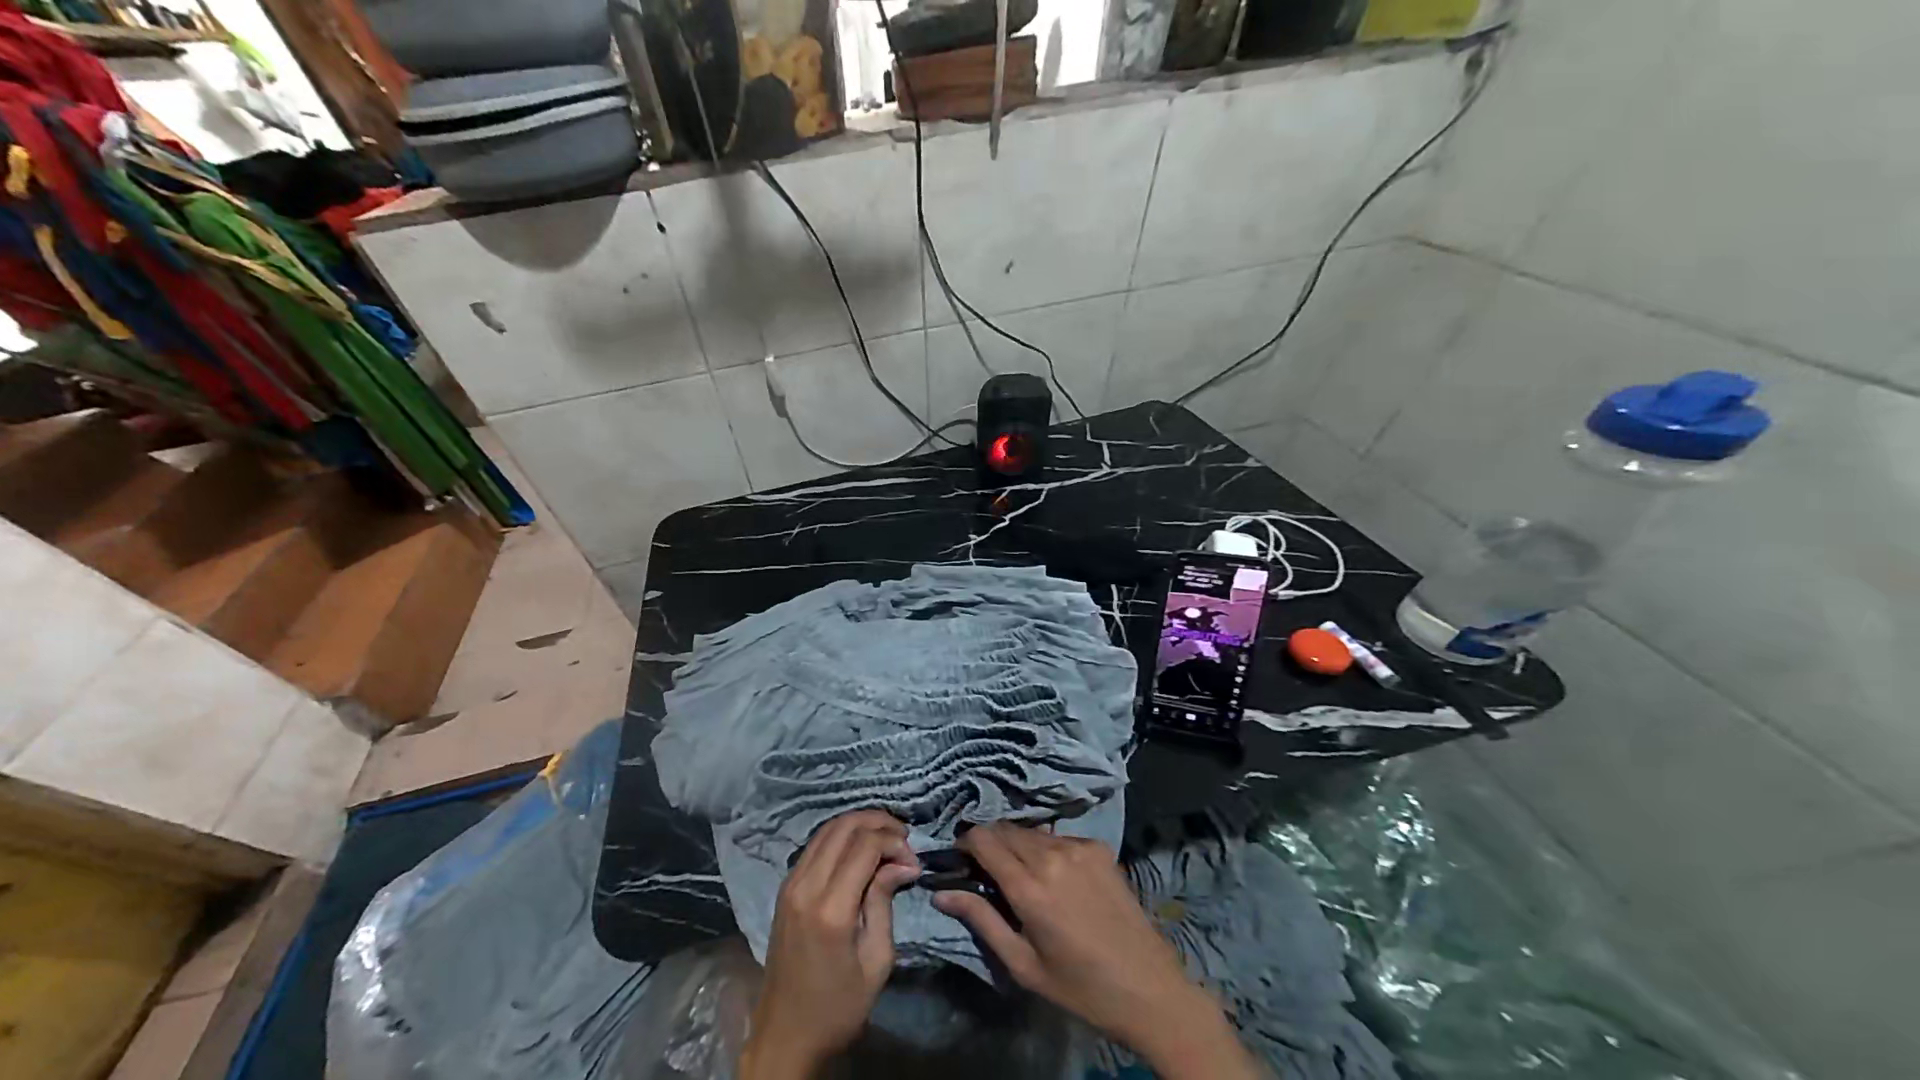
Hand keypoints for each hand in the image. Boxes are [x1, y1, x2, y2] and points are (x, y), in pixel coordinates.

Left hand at [739, 810, 919, 1079]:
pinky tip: (861, 850)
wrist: (786, 1034)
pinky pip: (815, 845)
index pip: (865, 845)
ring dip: (859, 825)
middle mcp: (805, 886)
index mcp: (830, 908)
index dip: (894, 842)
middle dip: (878, 822)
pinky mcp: (785, 888)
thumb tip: (904, 863)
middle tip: (904, 838)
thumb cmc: (838, 1006)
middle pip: (843, 826)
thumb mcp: (876, 960)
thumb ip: (884, 901)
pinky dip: (841, 837)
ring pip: (826, 829)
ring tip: (887, 839)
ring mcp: (789, 884)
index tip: (914, 861)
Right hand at [932, 824, 1264, 1079]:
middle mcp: (1052, 856)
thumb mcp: (1023, 964)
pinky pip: (1059, 838)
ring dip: (1016, 844)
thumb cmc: (1079, 986)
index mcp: (1029, 888)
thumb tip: (941, 893)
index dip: (965, 844)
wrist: (1148, 988)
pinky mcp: (1100, 848)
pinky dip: (1046, 848)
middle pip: (1005, 829)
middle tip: (986, 869)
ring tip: (1020, 873)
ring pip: (1032, 831)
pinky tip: (1054, 875)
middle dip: (989, 843)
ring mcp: (1080, 848)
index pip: (983, 840)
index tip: (960, 860)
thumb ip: (982, 920)